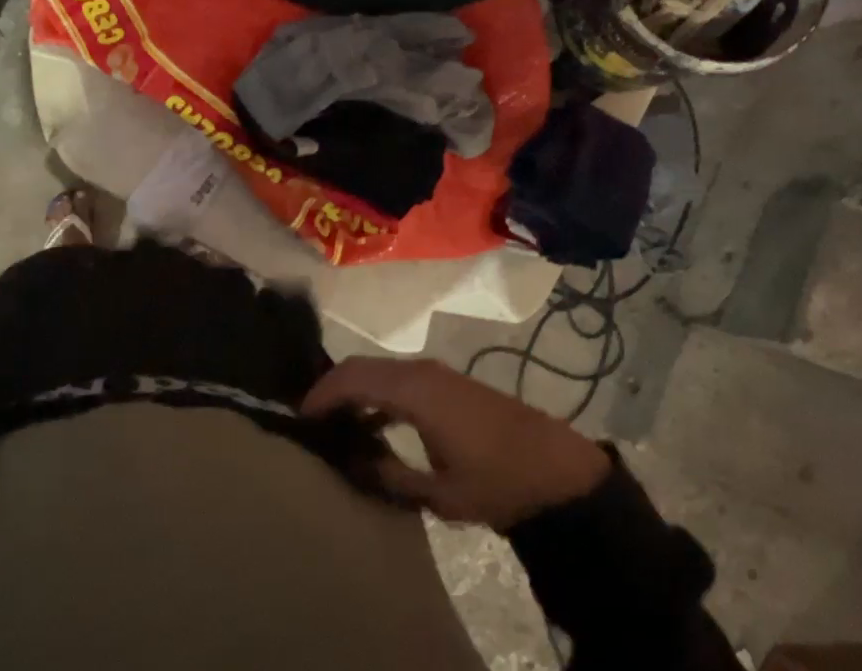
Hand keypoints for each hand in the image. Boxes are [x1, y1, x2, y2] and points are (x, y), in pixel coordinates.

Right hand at [303, 356, 610, 530]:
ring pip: (380, 371)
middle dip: (331, 389)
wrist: (561, 474)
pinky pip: (399, 379)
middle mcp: (420, 372)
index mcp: (413, 391)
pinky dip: (377, 393)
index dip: (320, 395)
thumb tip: (351, 461)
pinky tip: (373, 424)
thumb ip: (388, 475)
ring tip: (335, 423)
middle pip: (361, 368)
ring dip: (355, 390)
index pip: (350, 379)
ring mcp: (438, 375)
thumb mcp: (438, 493)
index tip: (299, 418)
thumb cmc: (497, 483)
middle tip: (311, 419)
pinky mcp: (450, 384)